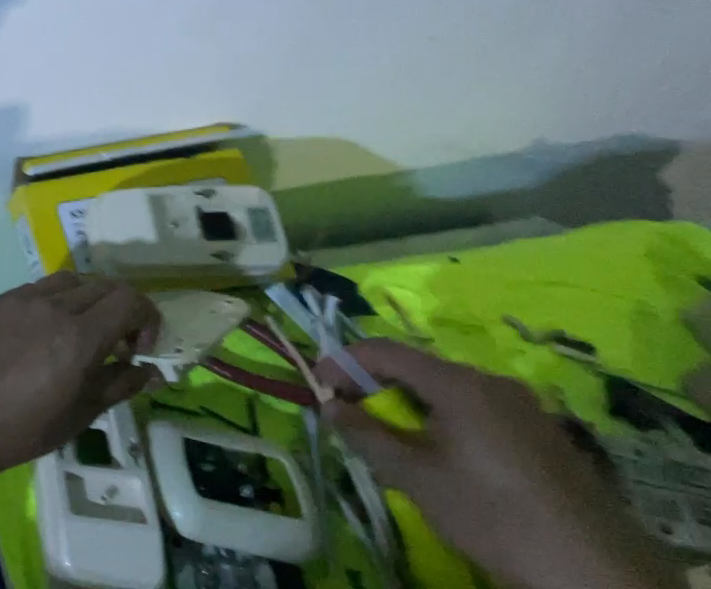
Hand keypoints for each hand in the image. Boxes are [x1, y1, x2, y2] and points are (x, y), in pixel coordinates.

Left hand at [0, 273, 160, 477]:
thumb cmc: (27, 426)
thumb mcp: (84, 412)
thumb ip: (122, 383)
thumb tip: (152, 371)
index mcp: (79, 335)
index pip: (129, 300)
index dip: (146, 319)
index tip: (138, 350)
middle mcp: (51, 306)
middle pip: (102, 286)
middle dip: (120, 311)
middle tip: (115, 345)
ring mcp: (18, 299)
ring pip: (68, 281)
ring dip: (86, 301)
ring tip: (80, 334)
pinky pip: (34, 290)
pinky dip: (52, 303)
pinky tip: (42, 334)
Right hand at [320, 340, 675, 588]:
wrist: (599, 574)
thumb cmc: (493, 514)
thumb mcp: (415, 477)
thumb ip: (365, 433)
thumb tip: (331, 405)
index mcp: (459, 384)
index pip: (384, 350)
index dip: (342, 362)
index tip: (319, 389)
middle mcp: (492, 383)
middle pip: (417, 367)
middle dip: (375, 384)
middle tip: (350, 413)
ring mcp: (524, 408)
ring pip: (447, 389)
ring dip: (409, 403)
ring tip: (391, 436)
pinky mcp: (544, 434)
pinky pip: (477, 409)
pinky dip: (443, 418)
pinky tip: (440, 453)